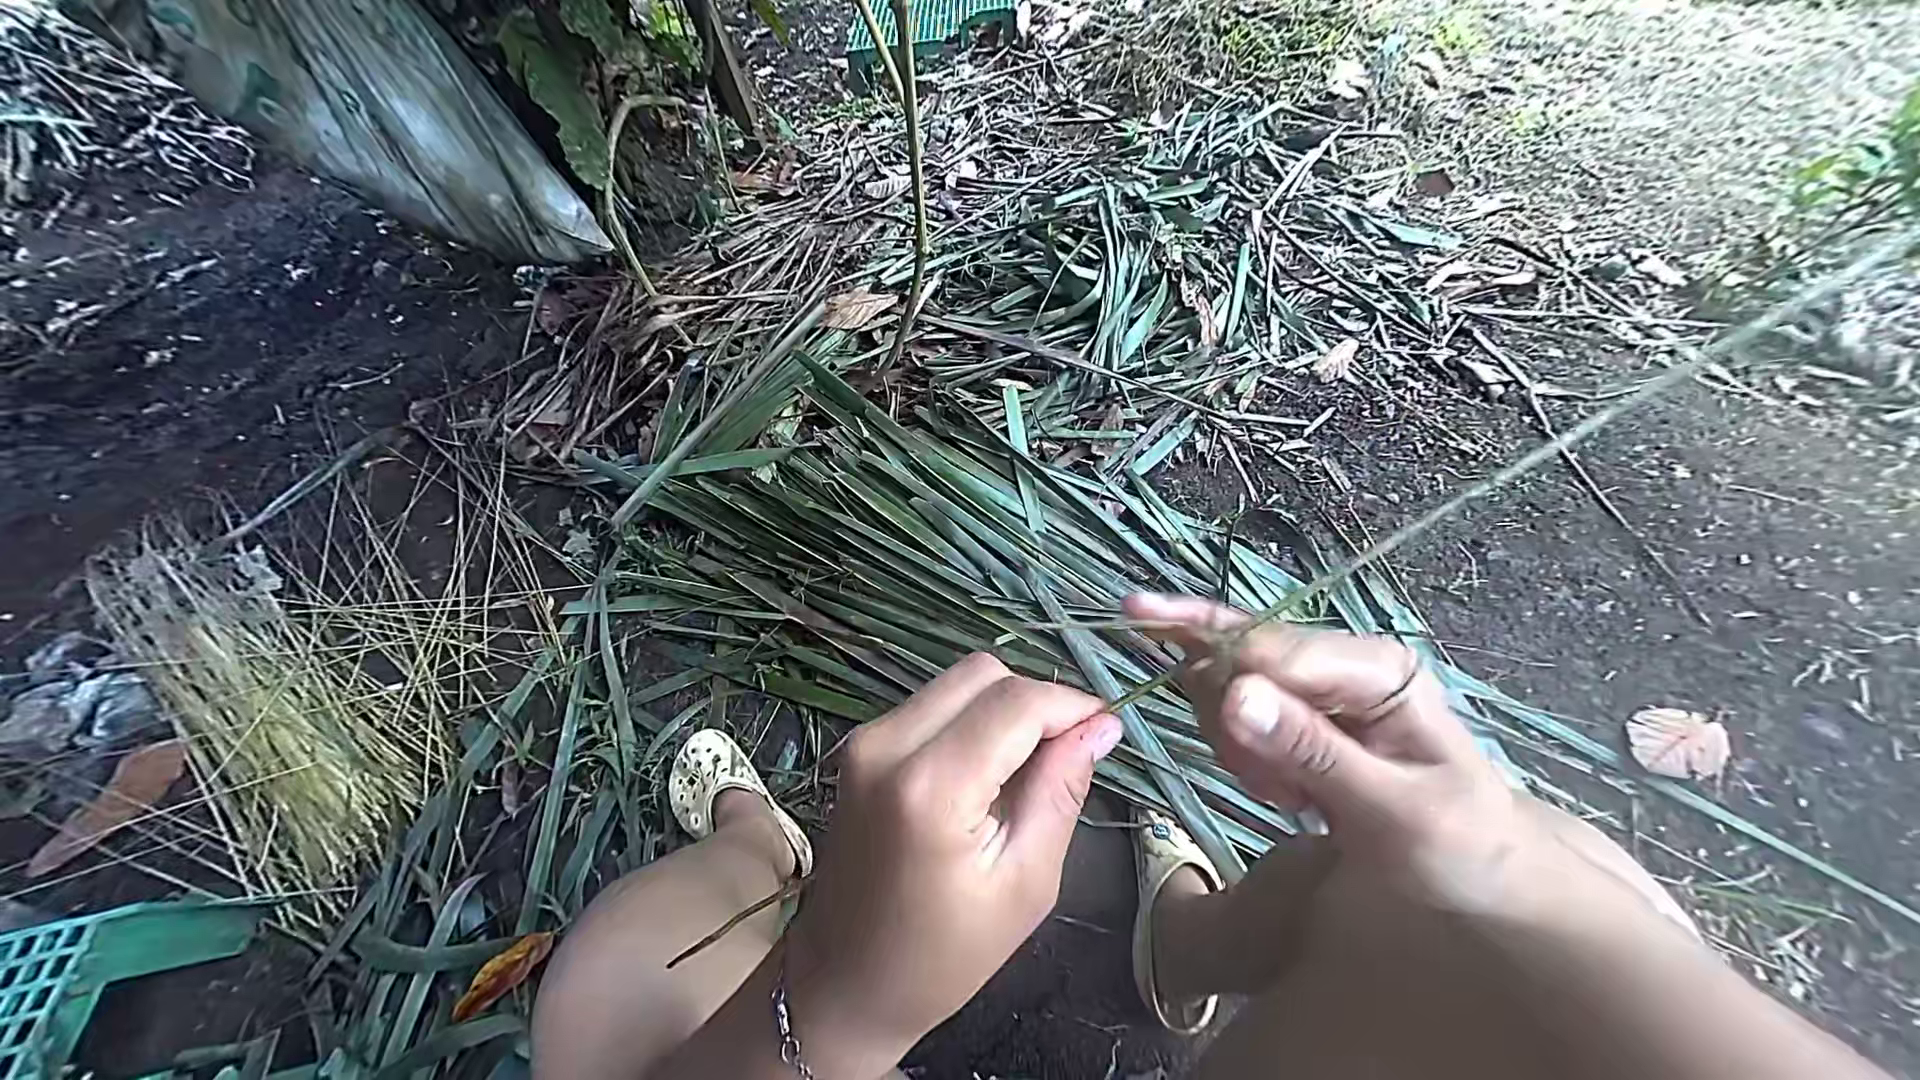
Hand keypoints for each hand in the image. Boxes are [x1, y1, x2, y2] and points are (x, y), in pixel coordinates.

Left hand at [781, 653, 1122, 1073]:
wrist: (844, 979)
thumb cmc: (942, 955)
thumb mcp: (1026, 883)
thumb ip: (1061, 790)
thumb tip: (1099, 726)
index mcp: (929, 787)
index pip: (1016, 702)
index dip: (1070, 704)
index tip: (1104, 726)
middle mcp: (889, 742)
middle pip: (985, 673)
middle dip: (1037, 700)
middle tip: (1065, 749)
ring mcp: (868, 736)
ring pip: (959, 680)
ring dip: (1005, 705)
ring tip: (1027, 763)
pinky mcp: (863, 740)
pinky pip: (935, 700)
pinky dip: (973, 716)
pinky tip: (986, 765)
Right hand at [1123, 593, 1652, 919]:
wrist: (1477, 874)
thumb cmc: (1460, 846)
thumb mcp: (1396, 811)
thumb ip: (1312, 751)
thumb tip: (1235, 694)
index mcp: (1372, 666)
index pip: (1268, 646)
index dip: (1221, 672)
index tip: (1213, 726)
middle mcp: (1331, 656)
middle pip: (1231, 651)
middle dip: (1228, 717)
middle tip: (1273, 788)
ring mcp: (1305, 676)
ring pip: (1216, 680)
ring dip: (1232, 740)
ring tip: (1288, 793)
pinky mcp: (1284, 700)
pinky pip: (1220, 705)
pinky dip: (1234, 748)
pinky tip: (1276, 783)